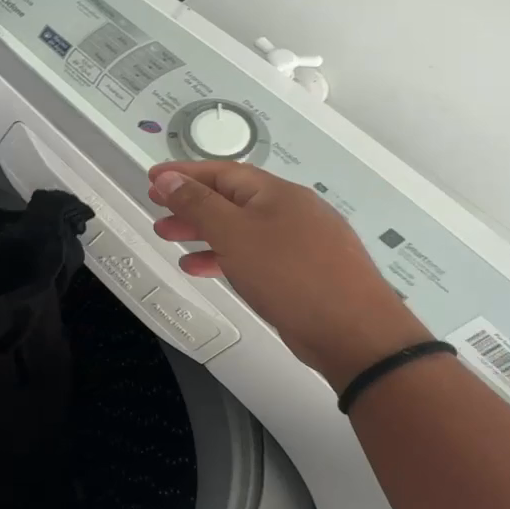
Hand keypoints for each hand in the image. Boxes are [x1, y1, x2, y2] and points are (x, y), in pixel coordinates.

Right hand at [148, 161, 432, 388]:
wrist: (358, 336)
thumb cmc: (290, 275)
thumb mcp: (233, 233)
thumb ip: (196, 203)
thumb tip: (169, 178)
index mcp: (278, 194)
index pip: (222, 172)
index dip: (184, 173)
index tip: (152, 178)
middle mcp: (294, 211)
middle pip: (231, 199)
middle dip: (190, 204)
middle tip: (157, 211)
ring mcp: (304, 243)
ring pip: (242, 228)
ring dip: (203, 231)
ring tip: (169, 240)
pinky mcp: (307, 272)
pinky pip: (256, 254)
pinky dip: (225, 256)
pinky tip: (201, 267)